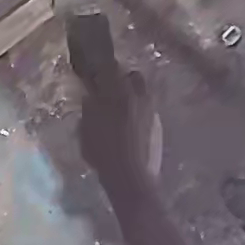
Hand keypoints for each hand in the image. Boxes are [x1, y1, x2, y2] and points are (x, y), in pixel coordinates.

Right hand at [78, 68, 160, 195]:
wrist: (131, 176)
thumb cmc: (103, 151)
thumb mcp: (86, 129)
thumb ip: (89, 108)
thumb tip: (90, 96)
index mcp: (120, 93)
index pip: (112, 68)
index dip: (102, 69)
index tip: (94, 74)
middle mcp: (140, 96)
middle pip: (133, 77)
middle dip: (121, 79)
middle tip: (108, 90)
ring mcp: (152, 110)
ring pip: (142, 93)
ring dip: (130, 96)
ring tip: (118, 110)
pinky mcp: (158, 125)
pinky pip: (146, 109)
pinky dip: (137, 111)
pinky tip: (127, 126)